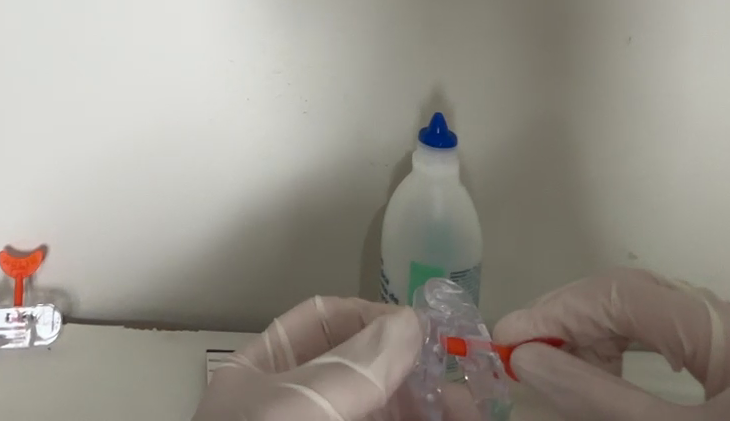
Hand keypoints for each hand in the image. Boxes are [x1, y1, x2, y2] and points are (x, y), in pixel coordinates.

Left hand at [192, 296, 477, 420]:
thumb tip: (408, 323)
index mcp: (263, 376)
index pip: (322, 324)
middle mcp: (296, 408)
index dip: (370, 319)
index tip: (421, 328)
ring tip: (466, 409)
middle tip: (459, 378)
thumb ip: (352, 368)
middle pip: (361, 375)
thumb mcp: (297, 406)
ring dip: (425, 409)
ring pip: (383, 417)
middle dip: (411, 372)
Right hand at [490, 269, 729, 419]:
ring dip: (603, 335)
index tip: (507, 338)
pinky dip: (637, 350)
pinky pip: (682, 340)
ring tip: (565, 369)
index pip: (624, 296)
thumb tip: (526, 358)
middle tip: (530, 356)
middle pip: (640, 297)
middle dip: (577, 321)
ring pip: (658, 315)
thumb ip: (598, 399)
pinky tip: (614, 374)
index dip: (558, 311)